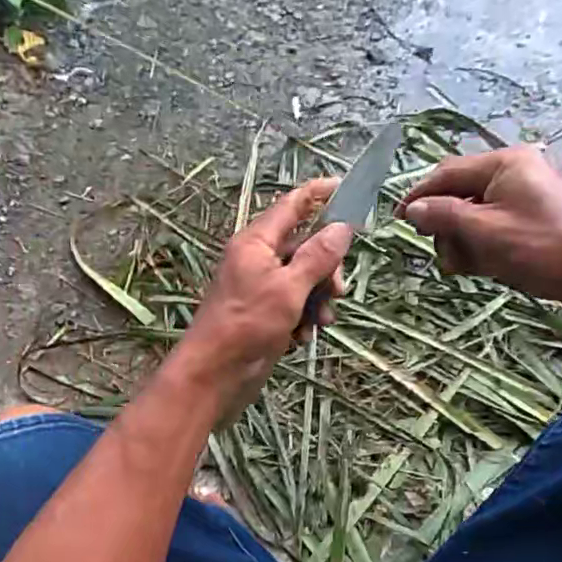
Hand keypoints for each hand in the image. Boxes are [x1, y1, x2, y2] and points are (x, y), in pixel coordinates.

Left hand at [170, 178, 351, 412]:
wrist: (214, 374)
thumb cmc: (246, 325)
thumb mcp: (288, 289)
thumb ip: (317, 257)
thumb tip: (342, 227)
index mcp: (256, 242)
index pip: (292, 206)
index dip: (319, 194)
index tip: (347, 187)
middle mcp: (258, 259)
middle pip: (304, 247)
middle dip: (326, 268)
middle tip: (337, 292)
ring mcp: (261, 288)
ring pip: (304, 280)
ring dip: (318, 299)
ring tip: (321, 321)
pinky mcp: (264, 314)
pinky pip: (295, 305)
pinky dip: (304, 317)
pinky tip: (303, 336)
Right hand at [398, 146, 561, 328]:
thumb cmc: (541, 247)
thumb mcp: (485, 231)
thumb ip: (444, 216)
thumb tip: (412, 209)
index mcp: (504, 163)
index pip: (447, 173)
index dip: (419, 196)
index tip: (398, 220)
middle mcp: (513, 173)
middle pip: (458, 195)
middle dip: (446, 226)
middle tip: (447, 254)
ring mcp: (522, 198)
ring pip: (471, 216)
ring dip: (461, 242)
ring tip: (469, 266)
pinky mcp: (528, 221)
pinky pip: (489, 229)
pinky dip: (480, 247)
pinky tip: (484, 267)